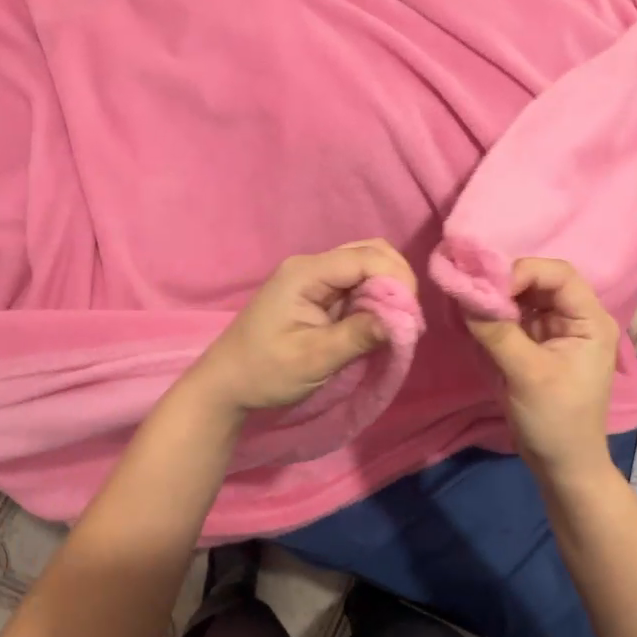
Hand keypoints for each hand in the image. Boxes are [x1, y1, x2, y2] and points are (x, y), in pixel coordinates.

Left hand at [183, 240, 417, 415]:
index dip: (396, 280)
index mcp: (306, 273)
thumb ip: (358, 336)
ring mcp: (315, 278)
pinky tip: (379, 322)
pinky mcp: (319, 293)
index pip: (366, 258)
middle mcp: (312, 266)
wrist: (226, 385)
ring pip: (367, 265)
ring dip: (387, 289)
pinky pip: (357, 282)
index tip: (410, 317)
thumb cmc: (265, 372)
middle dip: (396, 280)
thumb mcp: (313, 359)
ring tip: (394, 322)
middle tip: (406, 320)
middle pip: (370, 252)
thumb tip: (402, 320)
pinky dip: (376, 297)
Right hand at [465, 258, 619, 480]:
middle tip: (472, 293)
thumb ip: (497, 332)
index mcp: (590, 320)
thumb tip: (465, 294)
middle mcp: (577, 319)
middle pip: (539, 281)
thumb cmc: (556, 420)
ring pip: (524, 298)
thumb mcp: (526, 374)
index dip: (523, 271)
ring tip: (468, 305)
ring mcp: (557, 331)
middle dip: (505, 284)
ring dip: (497, 299)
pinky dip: (495, 316)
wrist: (563, 465)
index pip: (559, 274)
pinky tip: (475, 320)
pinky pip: (515, 318)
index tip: (489, 288)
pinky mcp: (538, 345)